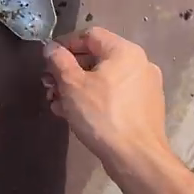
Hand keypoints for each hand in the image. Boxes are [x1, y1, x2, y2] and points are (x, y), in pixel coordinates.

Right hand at [42, 27, 172, 172]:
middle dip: (68, 70)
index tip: (48, 61)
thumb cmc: (102, 115)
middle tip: (49, 85)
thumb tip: (51, 48)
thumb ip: (59, 60)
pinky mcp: (145, 108)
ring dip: (78, 87)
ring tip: (58, 103)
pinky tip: (76, 115)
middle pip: (96, 57)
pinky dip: (95, 99)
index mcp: (125, 52)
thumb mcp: (72, 85)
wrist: (137, 159)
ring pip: (104, 78)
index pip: (90, 35)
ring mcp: (145, 87)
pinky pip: (115, 95)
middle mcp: (140, 64)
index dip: (65, 44)